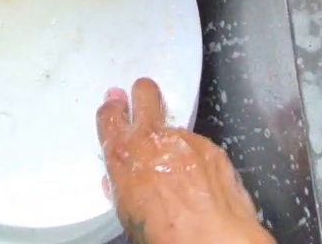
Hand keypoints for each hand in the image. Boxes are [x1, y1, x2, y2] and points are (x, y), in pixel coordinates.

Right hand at [97, 79, 273, 243]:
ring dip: (176, 143)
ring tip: (184, 174)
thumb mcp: (126, 211)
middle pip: (144, 92)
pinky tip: (205, 186)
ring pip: (176, 128)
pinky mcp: (212, 148)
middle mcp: (151, 138)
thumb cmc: (163, 235)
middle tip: (146, 106)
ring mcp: (184, 139)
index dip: (113, 109)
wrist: (211, 241)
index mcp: (124, 153)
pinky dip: (200, 162)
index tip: (117, 108)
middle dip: (144, 95)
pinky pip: (201, 148)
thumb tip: (121, 177)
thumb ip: (122, 182)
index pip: (109, 114)